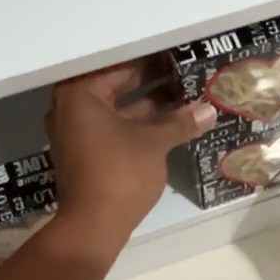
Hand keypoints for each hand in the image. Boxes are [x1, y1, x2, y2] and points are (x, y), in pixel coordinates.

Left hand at [45, 61, 216, 248]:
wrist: (94, 224)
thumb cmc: (121, 173)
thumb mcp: (154, 143)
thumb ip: (180, 123)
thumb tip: (209, 111)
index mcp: (80, 94)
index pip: (118, 66)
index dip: (149, 61)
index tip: (173, 54)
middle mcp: (70, 108)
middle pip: (115, 87)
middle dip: (149, 83)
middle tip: (181, 72)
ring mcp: (76, 133)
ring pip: (116, 111)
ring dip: (146, 107)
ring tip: (181, 97)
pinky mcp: (85, 155)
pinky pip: (113, 129)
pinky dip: (136, 126)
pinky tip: (166, 125)